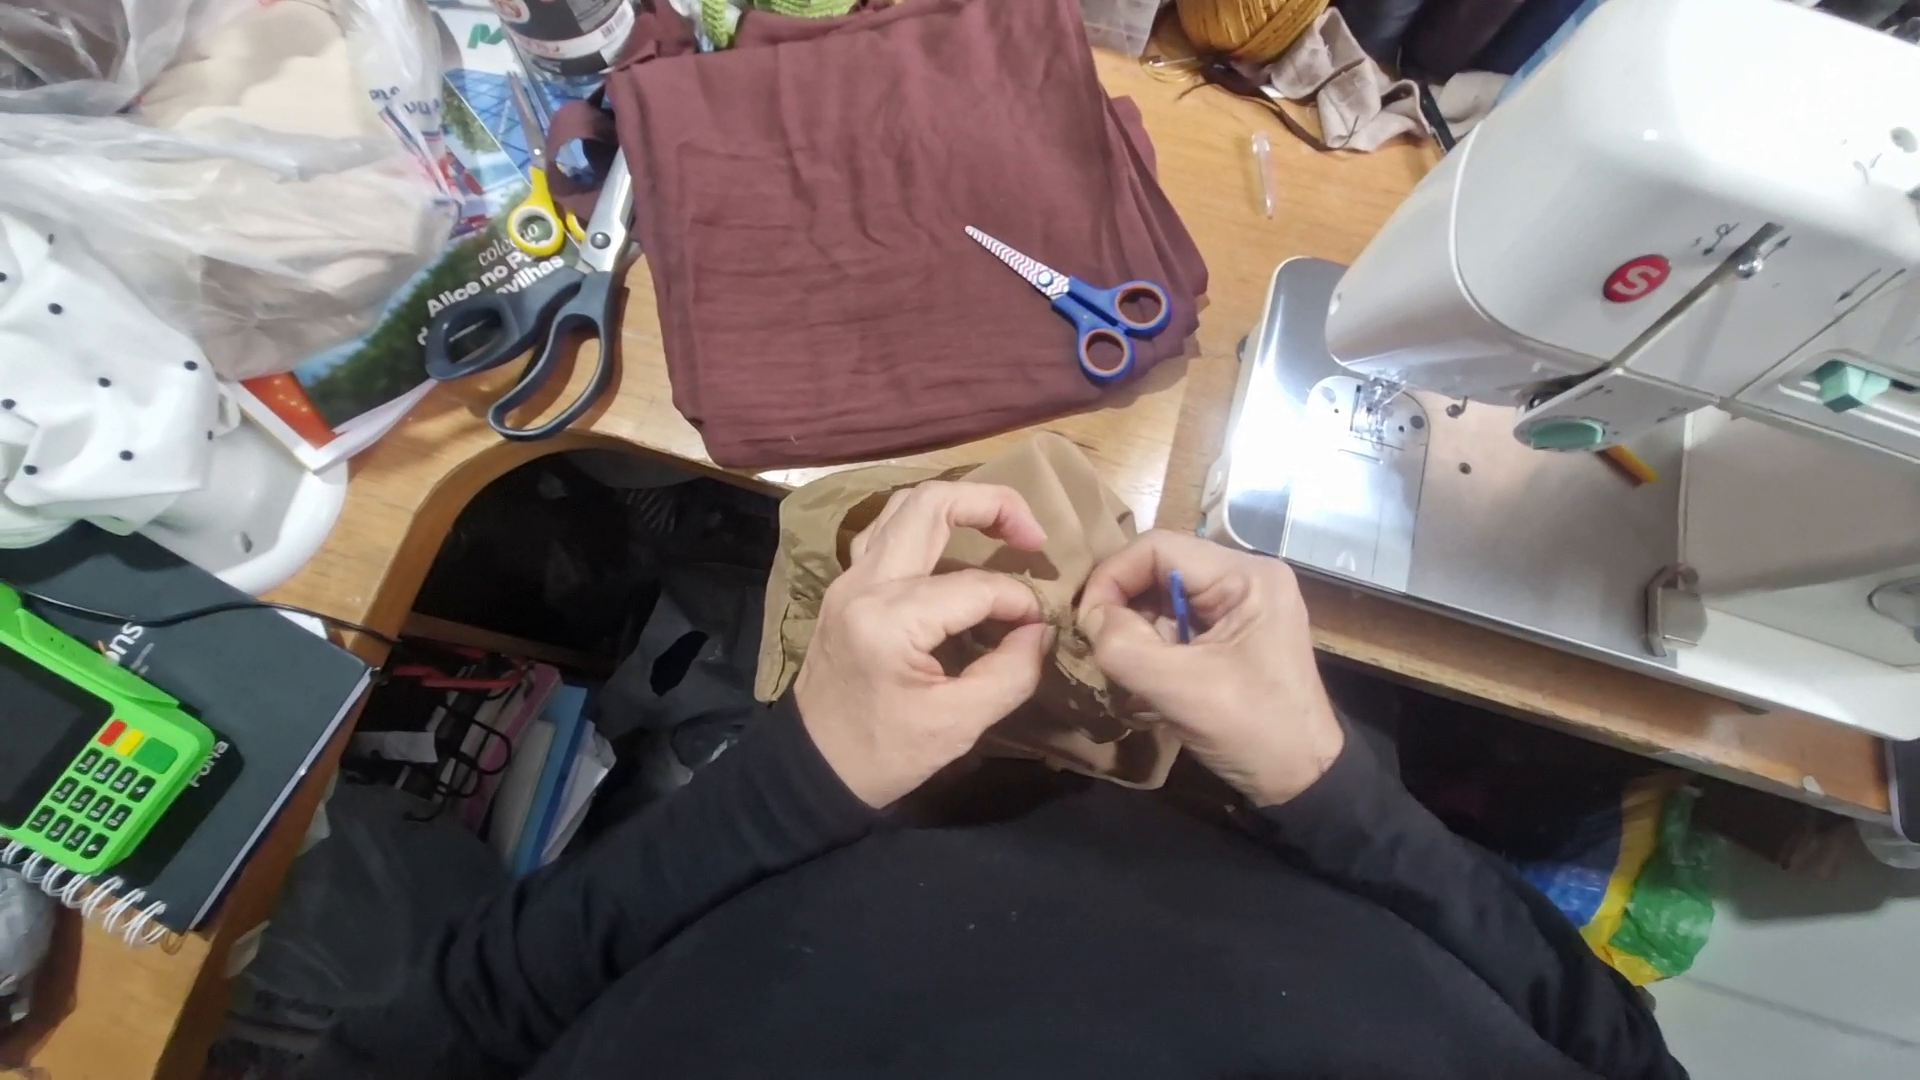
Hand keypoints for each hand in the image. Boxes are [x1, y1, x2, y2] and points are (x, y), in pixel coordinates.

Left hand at [795, 481, 1053, 807]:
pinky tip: (953, 546)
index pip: (976, 586)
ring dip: (958, 505)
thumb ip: (1011, 672)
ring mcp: (850, 578)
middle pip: (931, 504)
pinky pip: (889, 532)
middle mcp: (865, 583)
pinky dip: (928, 525)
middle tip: (1035, 535)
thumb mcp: (958, 725)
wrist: (811, 765)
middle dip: (993, 504)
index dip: (1020, 600)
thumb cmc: (883, 753)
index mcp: (890, 619)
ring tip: (1002, 528)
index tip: (1039, 626)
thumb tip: (1040, 629)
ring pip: (905, 507)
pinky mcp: (847, 585)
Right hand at [1077, 530, 1343, 805]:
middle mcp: (1243, 577)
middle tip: (1100, 646)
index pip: (1157, 547)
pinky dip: (1150, 646)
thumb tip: (1090, 617)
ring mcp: (1237, 604)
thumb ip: (1124, 645)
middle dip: (1122, 606)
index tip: (1087, 620)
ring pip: (1160, 596)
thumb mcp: (1181, 689)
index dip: (1112, 576)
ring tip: (1124, 670)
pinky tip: (1146, 680)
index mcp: (1245, 576)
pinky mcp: (1228, 631)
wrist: (1305, 781)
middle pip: (1157, 569)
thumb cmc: (1253, 730)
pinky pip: (1173, 621)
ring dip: (1134, 631)